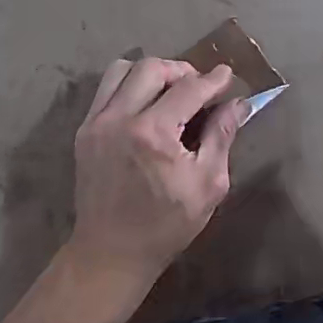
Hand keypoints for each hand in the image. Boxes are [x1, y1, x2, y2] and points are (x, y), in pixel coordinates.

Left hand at [67, 57, 246, 284]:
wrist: (109, 254)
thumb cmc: (165, 225)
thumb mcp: (207, 185)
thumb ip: (221, 137)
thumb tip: (238, 103)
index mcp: (153, 134)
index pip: (189, 88)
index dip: (212, 79)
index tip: (227, 74)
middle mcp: (120, 119)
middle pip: (153, 68)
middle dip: (182, 71)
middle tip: (198, 88)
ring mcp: (96, 123)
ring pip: (123, 69)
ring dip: (151, 73)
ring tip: (169, 92)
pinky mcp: (84, 131)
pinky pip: (106, 89)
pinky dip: (129, 86)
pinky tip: (145, 106)